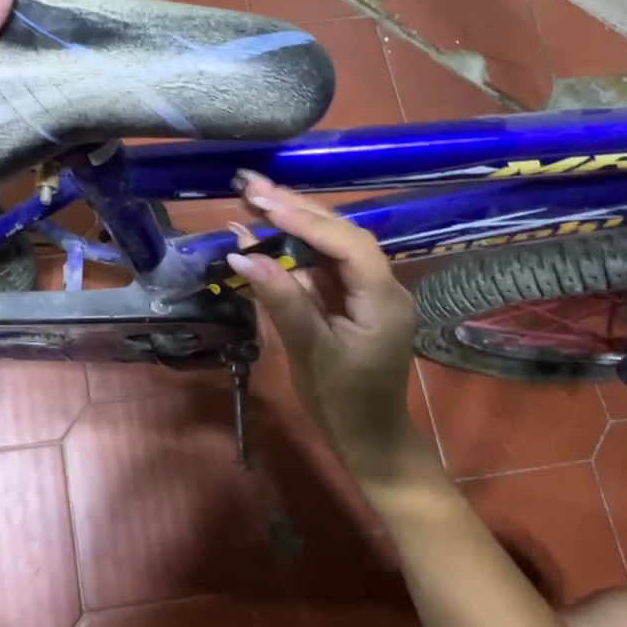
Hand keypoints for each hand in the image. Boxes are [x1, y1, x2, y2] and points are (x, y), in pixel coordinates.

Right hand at [226, 172, 425, 483]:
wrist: (370, 441)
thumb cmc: (343, 404)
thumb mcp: (310, 352)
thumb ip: (281, 300)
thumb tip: (243, 256)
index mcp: (382, 299)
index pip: (347, 244)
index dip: (306, 220)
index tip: (264, 203)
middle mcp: (381, 285)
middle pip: (339, 234)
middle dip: (294, 209)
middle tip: (248, 185)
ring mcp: (366, 291)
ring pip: (329, 245)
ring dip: (290, 222)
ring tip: (250, 199)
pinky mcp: (350, 300)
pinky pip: (321, 266)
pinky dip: (291, 249)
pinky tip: (264, 234)